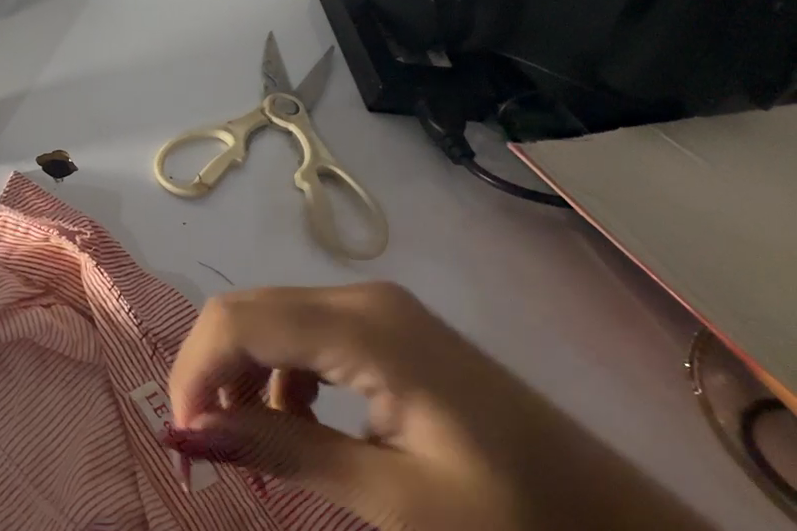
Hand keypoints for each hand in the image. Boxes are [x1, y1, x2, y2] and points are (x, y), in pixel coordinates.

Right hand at [166, 282, 713, 530]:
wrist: (622, 525)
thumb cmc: (515, 515)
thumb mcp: (395, 499)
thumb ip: (284, 451)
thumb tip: (186, 432)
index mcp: (366, 327)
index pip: (238, 322)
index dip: (194, 373)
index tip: (184, 441)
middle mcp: (361, 299)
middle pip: (246, 313)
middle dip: (209, 373)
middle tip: (201, 445)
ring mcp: (377, 309)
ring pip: (267, 321)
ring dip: (239, 375)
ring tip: (240, 442)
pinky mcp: (387, 330)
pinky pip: (301, 334)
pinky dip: (275, 375)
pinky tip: (289, 422)